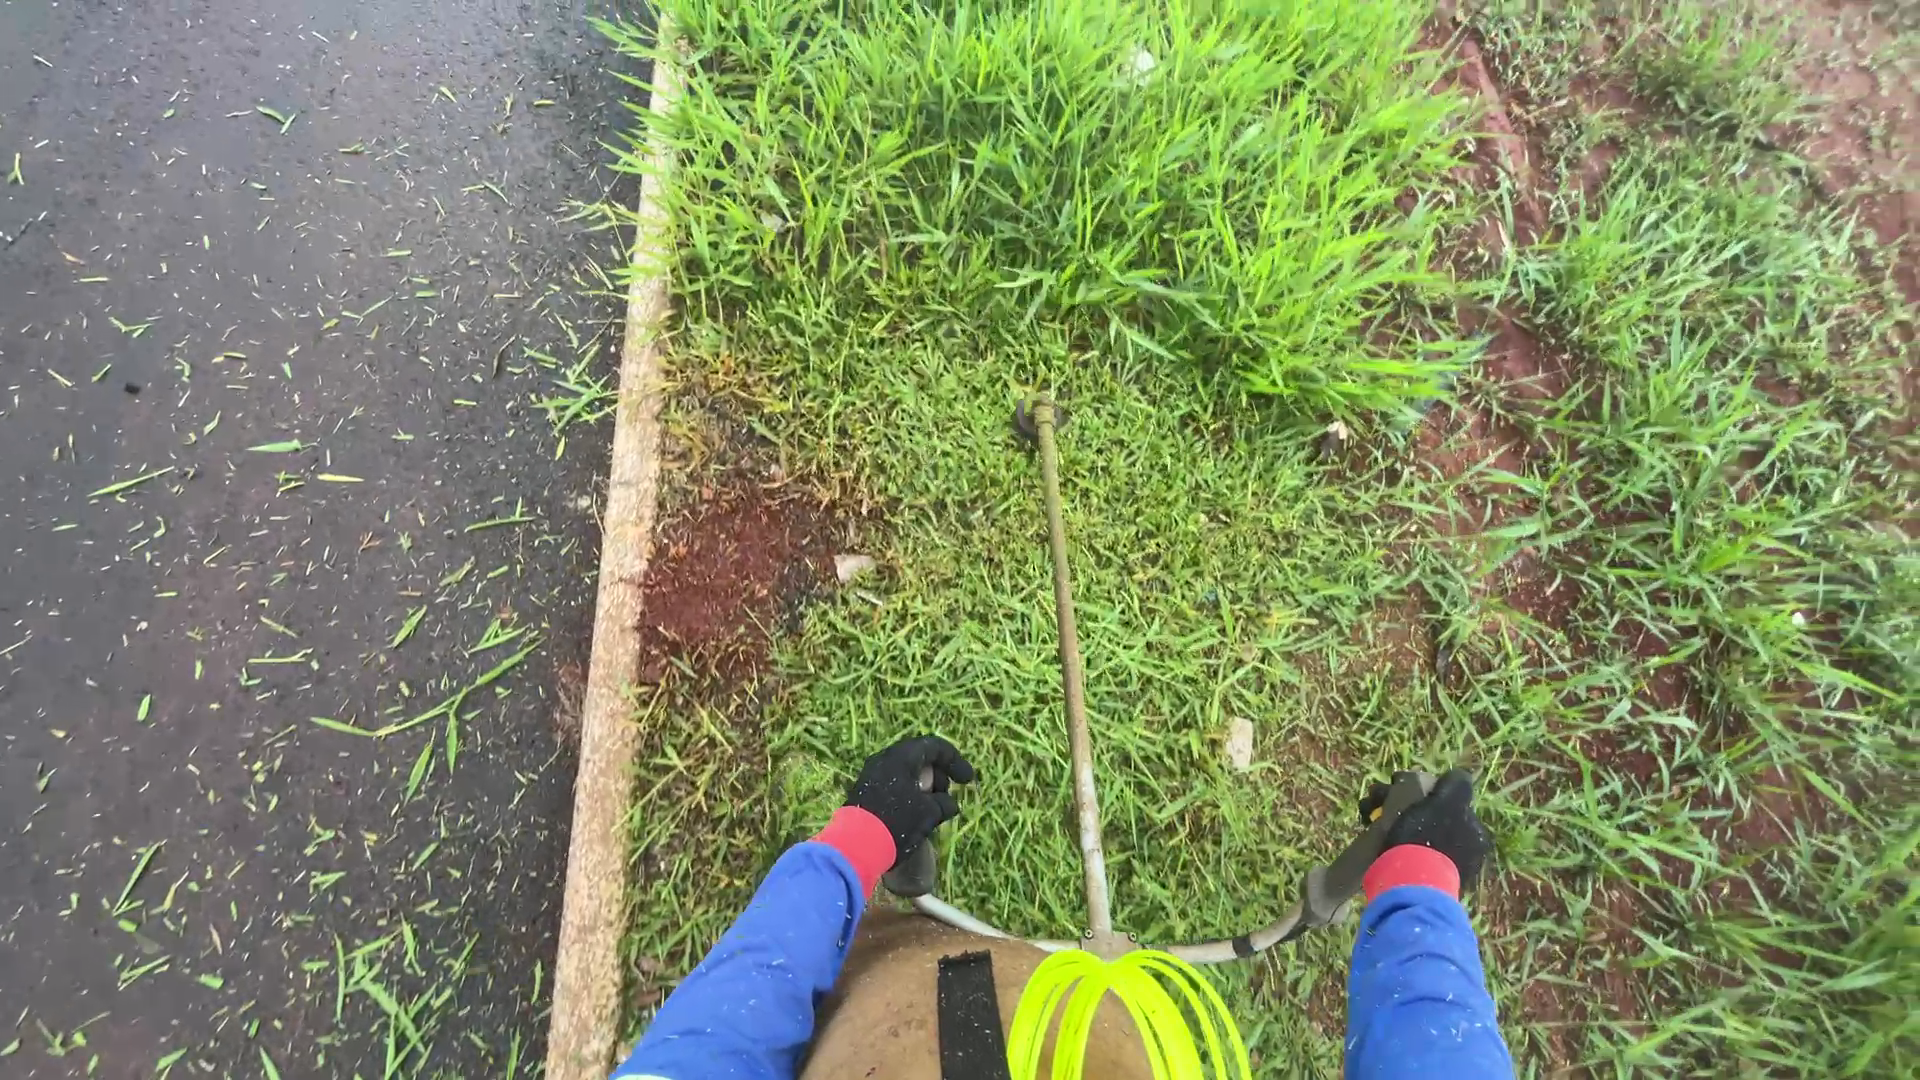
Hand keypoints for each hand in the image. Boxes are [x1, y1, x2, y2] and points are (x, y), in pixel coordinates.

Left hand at [845, 735, 976, 864]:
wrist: (856, 847)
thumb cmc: (897, 822)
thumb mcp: (929, 813)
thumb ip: (944, 803)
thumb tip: (948, 803)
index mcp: (902, 756)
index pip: (935, 747)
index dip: (956, 761)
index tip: (967, 781)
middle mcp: (885, 759)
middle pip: (920, 759)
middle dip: (938, 776)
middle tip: (946, 797)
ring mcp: (872, 774)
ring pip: (906, 773)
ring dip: (924, 787)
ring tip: (932, 811)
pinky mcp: (865, 791)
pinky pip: (894, 785)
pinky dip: (909, 794)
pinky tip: (915, 815)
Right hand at [1359, 768, 1492, 890]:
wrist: (1407, 882)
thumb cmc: (1424, 838)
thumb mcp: (1445, 803)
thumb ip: (1457, 785)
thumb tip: (1461, 774)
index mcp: (1474, 832)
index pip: (1446, 799)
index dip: (1421, 790)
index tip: (1396, 786)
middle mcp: (1466, 849)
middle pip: (1429, 814)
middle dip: (1401, 803)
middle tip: (1374, 803)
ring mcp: (1446, 866)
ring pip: (1415, 829)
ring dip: (1390, 817)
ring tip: (1367, 816)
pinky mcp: (1424, 878)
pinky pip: (1407, 848)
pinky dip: (1393, 839)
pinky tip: (1377, 837)